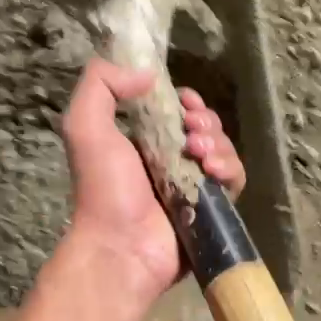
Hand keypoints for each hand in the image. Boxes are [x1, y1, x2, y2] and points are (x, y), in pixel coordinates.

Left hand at [57, 59, 246, 305]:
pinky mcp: (214, 208)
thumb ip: (101, 85)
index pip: (176, 110)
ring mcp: (194, 185)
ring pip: (223, 149)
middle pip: (205, 126)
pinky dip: (230, 169)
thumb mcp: (85, 126)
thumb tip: (148, 73)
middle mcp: (170, 160)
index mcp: (143, 141)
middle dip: (205, 121)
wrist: (121, 247)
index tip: (185, 103)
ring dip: (219, 143)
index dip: (186, 101)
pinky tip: (215, 172)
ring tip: (201, 154)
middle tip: (193, 133)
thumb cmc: (103, 188)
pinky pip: (235, 179)